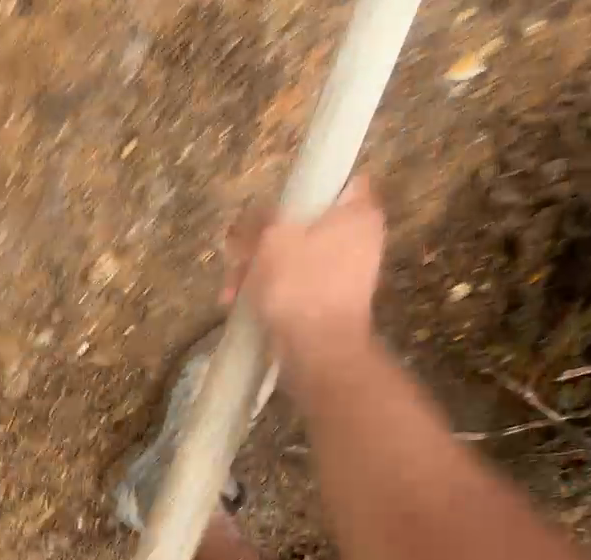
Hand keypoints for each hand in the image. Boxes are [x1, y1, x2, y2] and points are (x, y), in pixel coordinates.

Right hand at [221, 176, 386, 362]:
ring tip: (231, 292)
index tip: (276, 207)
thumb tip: (254, 215)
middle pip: (305, 224)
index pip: (341, 181)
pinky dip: (270, 291)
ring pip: (294, 257)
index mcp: (357, 212)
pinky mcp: (330, 300)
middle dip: (263, 242)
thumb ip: (261, 219)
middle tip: (238, 258)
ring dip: (258, 271)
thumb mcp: (271, 241)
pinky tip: (241, 304)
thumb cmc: (300, 285)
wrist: (318, 348)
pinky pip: (296, 284)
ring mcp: (347, 272)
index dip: (307, 189)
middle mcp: (360, 238)